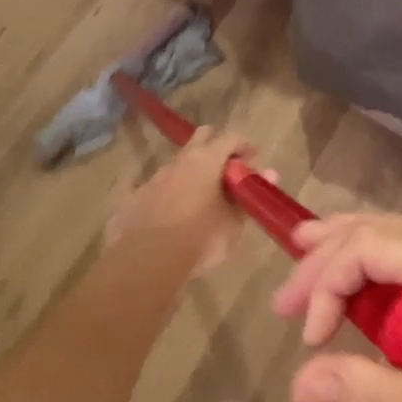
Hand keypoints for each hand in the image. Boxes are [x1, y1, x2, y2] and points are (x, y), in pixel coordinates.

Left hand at [104, 127, 257, 273]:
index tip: (253, 159)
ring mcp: (153, 178)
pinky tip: (171, 216)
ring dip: (190, 174)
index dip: (245, 145)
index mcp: (207, 159)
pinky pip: (155, 189)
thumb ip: (249, 195)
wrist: (145, 264)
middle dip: (215, 147)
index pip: (231, 137)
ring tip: (199, 200)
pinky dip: (167, 195)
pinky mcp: (133, 199)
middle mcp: (180, 161)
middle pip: (201, 138)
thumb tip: (269, 174)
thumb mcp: (234, 221)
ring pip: (177, 164)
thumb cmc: (199, 238)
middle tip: (225, 171)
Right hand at [271, 214, 401, 401]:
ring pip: (391, 233)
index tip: (305, 338)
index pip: (369, 246)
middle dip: (324, 261)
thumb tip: (300, 377)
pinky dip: (374, 265)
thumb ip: (369, 390)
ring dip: (345, 256)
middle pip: (376, 230)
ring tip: (300, 271)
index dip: (326, 284)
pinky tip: (351, 280)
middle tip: (279, 303)